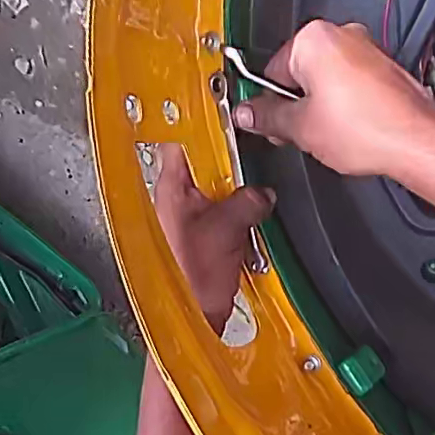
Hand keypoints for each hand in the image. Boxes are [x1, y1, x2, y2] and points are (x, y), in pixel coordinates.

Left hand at [153, 143, 272, 332]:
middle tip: (249, 167)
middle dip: (230, 166)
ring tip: (252, 201)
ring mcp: (190, 220)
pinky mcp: (205, 238)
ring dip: (238, 196)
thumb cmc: (193, 277)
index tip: (227, 119)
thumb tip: (264, 192)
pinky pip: (226, 216)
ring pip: (218, 191)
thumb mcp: (226, 228)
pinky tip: (250, 226)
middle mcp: (176, 200)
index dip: (203, 127)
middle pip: (205, 165)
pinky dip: (240, 218)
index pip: (181, 140)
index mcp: (171, 189)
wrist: (196, 315)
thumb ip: (248, 201)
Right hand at [231, 19, 434, 179]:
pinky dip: (343, 106)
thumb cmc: (369, 128)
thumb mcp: (301, 128)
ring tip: (325, 135)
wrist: (415, 141)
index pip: (270, 70)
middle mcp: (342, 35)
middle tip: (295, 133)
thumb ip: (269, 118)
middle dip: (294, 104)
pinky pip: (349, 85)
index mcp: (313, 39)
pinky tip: (346, 131)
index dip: (266, 103)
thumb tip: (250, 114)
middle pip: (299, 72)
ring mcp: (366, 51)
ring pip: (325, 80)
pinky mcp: (383, 70)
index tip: (265, 121)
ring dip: (319, 107)